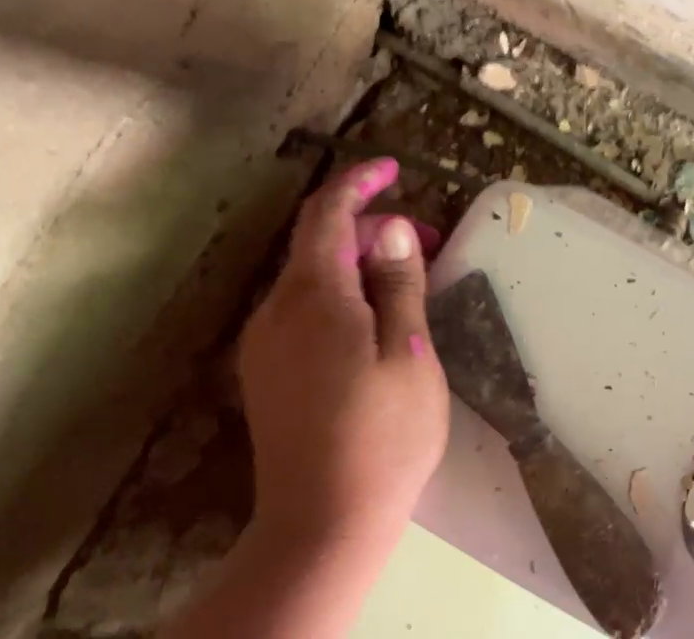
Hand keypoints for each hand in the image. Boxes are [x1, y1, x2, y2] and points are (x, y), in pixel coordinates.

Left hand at [237, 158, 449, 550]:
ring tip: (411, 283)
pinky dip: (341, 294)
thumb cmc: (383, 433)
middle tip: (429, 245)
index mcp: (314, 300)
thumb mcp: (410, 351)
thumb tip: (391, 227)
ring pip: (311, 278)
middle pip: (317, 244)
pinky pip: (303, 310)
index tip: (394, 169)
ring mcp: (265, 346)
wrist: (323, 524)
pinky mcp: (266, 374)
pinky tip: (377, 321)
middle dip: (370, 228)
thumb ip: (399, 283)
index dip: (358, 184)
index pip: (326, 217)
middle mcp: (276, 313)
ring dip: (358, 263)